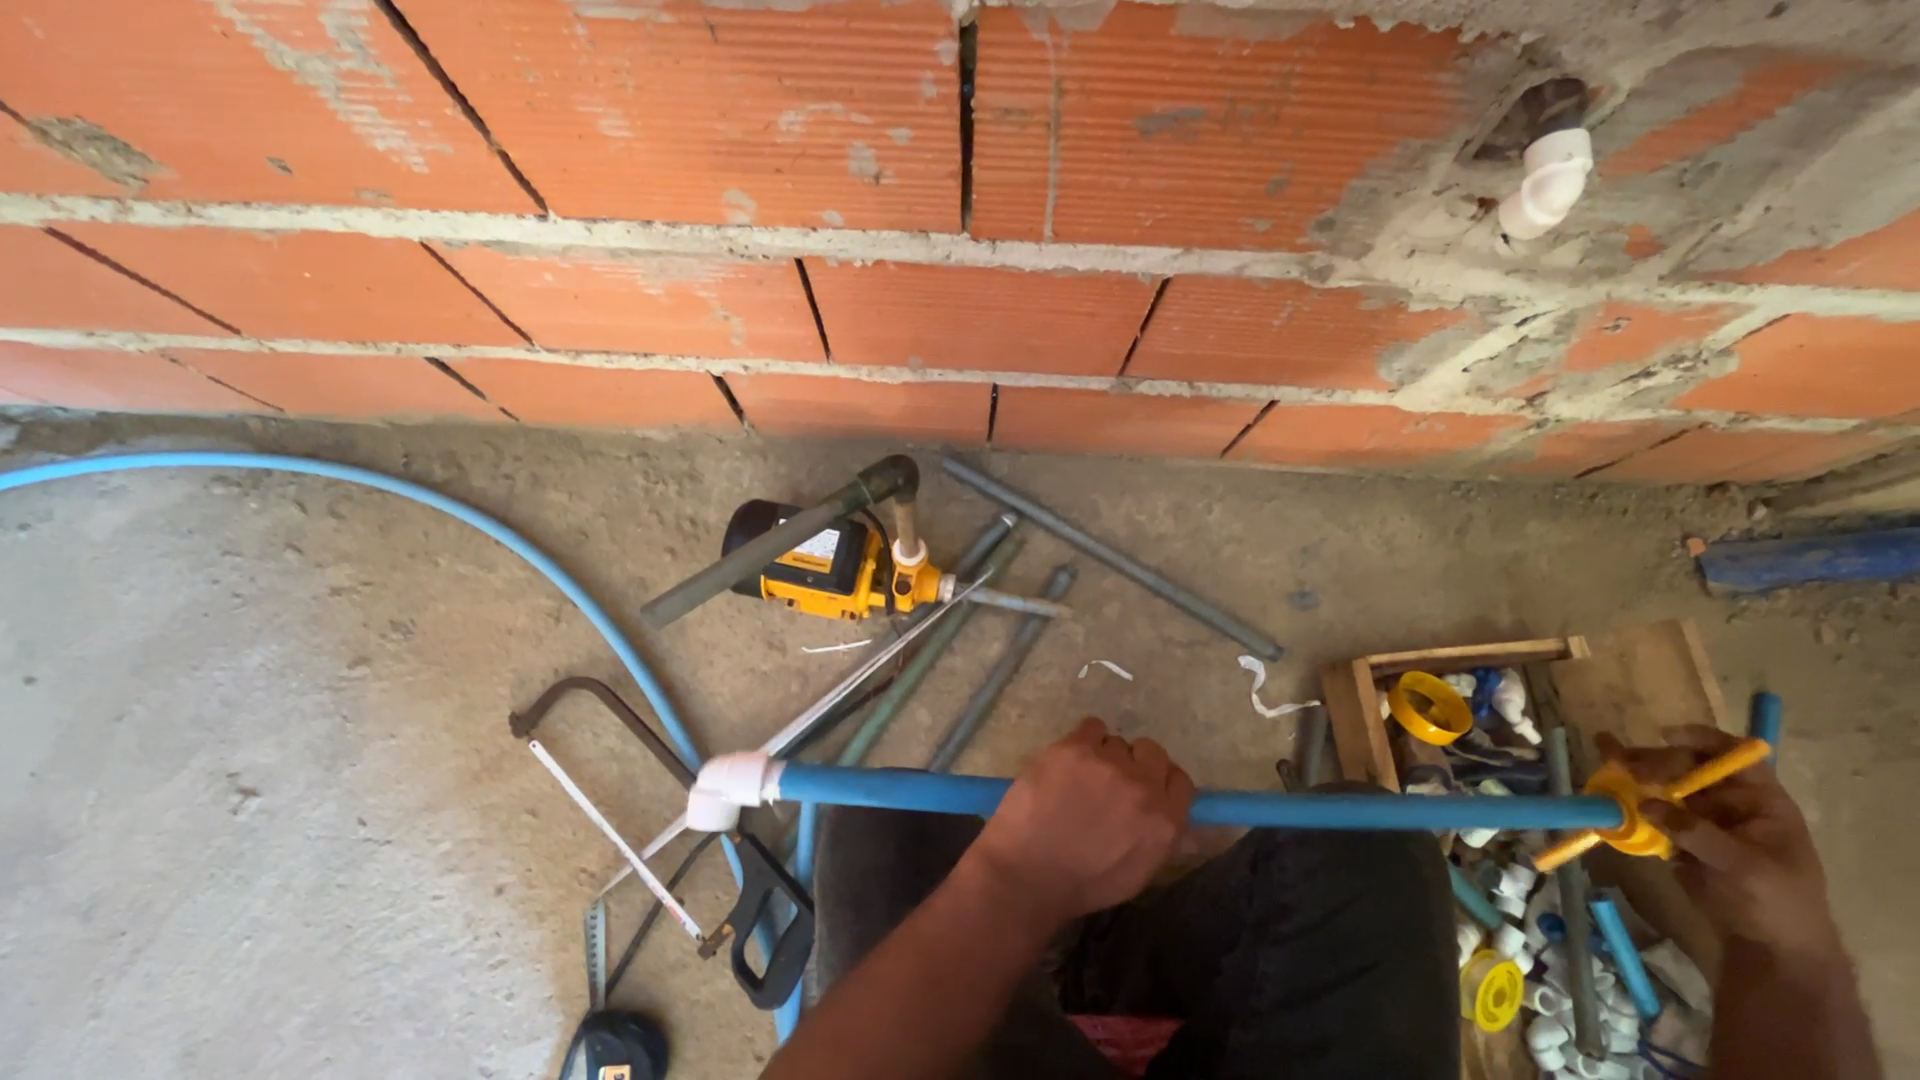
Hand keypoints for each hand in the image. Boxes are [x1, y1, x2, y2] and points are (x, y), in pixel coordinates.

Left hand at [965, 718, 1194, 929]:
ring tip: (1080, 776)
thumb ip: (1158, 835)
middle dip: (1136, 763)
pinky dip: (1084, 739)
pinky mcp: (1074, 748)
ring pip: (1117, 742)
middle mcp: (1143, 786)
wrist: (1028, 874)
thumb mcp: (1139, 872)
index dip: (1161, 780)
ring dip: (1104, 756)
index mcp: (1165, 821)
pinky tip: (1068, 759)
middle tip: (1111, 779)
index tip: (1143, 786)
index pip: (1179, 781)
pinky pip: (1091, 726)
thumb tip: (1164, 811)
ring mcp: (1108, 763)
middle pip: (1153, 753)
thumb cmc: (1082, 884)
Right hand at [1598, 725, 1839, 957]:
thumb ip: (1697, 833)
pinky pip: (1650, 811)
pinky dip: (1628, 800)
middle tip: (1625, 764)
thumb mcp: (1745, 868)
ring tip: (1606, 759)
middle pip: (1689, 767)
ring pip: (1664, 785)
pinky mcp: (1678, 836)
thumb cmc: (1776, 904)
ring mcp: (1702, 819)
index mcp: (1761, 803)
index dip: (1706, 740)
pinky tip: (1605, 789)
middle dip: (1656, 760)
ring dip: (1635, 774)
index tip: (1668, 736)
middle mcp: (1730, 803)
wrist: (1770, 948)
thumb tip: (1646, 804)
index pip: (1736, 758)